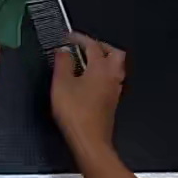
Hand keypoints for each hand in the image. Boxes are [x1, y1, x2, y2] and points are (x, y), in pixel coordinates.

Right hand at [50, 32, 123, 155]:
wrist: (90, 140)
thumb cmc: (74, 111)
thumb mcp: (61, 84)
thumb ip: (62, 63)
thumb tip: (64, 50)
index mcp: (101, 68)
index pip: (93, 45)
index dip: (80, 38)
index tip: (68, 37)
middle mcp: (112, 76)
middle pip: (114, 53)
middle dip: (101, 46)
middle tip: (85, 47)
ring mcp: (115, 90)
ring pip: (116, 67)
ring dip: (104, 60)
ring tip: (86, 62)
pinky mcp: (112, 102)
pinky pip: (112, 80)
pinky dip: (103, 73)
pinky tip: (90, 80)